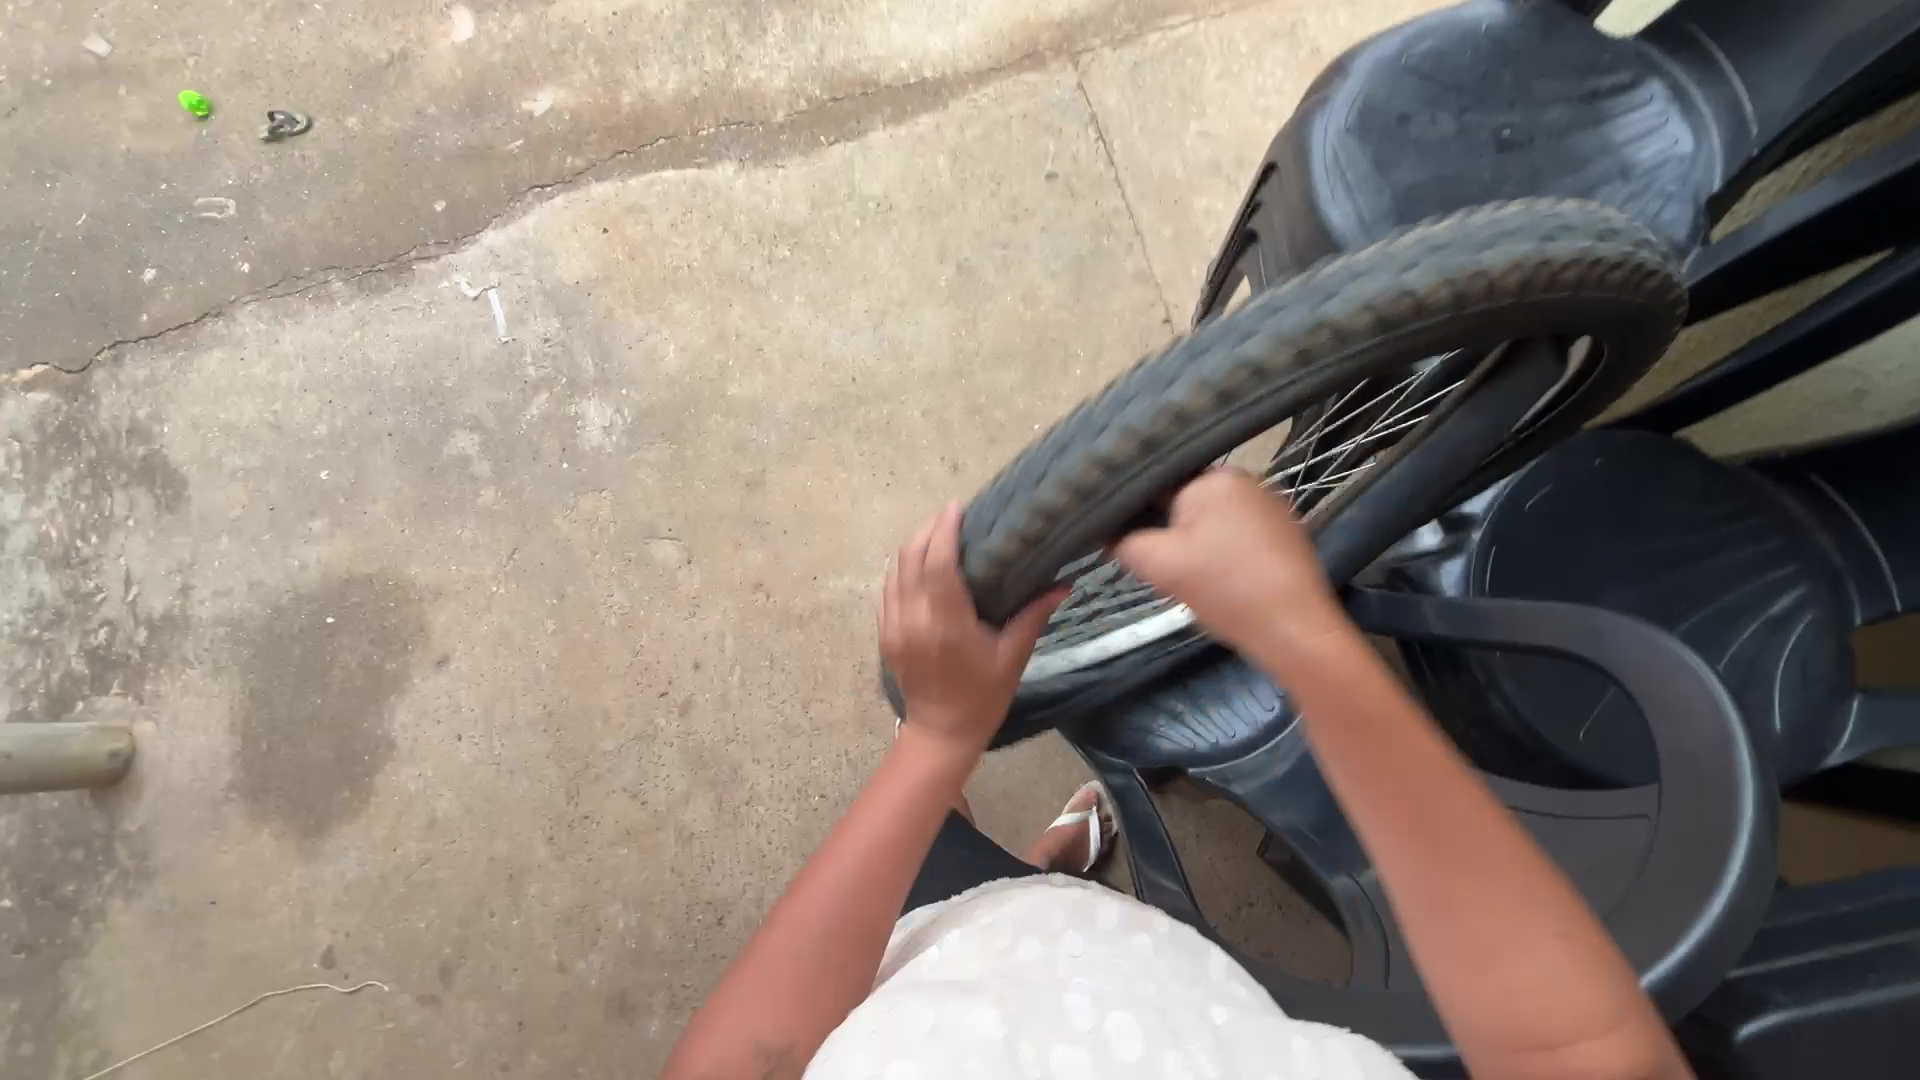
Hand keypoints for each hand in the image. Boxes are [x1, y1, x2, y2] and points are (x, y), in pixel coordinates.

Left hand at [880, 501, 1065, 755]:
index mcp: (946, 624)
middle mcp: (913, 620)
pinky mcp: (885, 634)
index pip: (937, 563)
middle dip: (928, 531)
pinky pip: (887, 590)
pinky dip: (902, 570)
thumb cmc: (983, 696)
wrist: (942, 732)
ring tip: (938, 536)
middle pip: (910, 558)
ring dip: (914, 548)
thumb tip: (1064, 583)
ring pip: (894, 570)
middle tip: (952, 519)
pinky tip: (921, 565)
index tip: (957, 508)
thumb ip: (1033, 616)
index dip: (944, 530)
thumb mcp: (1013, 656)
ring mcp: (894, 627)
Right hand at [1112, 468, 1350, 655]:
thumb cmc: (1226, 590)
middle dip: (1169, 536)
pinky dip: (1223, 555)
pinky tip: (1222, 582)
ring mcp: (1272, 506)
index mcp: (1214, 478)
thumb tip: (1109, 535)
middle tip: (1163, 572)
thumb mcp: (1159, 566)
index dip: (1136, 518)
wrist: (1294, 631)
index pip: (1156, 488)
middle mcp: (1247, 481)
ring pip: (1211, 523)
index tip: (1128, 546)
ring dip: (1195, 547)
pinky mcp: (1287, 533)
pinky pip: (1238, 535)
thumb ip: (1125, 543)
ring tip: (1193, 580)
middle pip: (1184, 506)